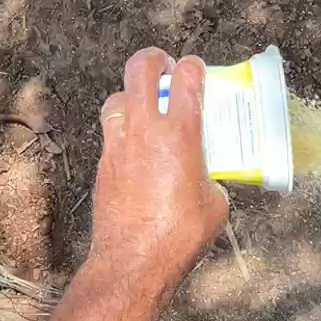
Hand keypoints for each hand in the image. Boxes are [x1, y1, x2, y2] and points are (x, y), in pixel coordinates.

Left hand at [88, 47, 227, 292]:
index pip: (187, 76)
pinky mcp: (104, 163)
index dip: (194, 65)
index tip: (198, 70)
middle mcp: (145, 129)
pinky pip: (111, 130)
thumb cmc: (180, 235)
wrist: (134, 261)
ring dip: (133, 94)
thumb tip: (205, 175)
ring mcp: (119, 144)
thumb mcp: (216, 203)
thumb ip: (211, 176)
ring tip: (147, 108)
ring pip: (118, 96)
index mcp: (181, 133)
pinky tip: (139, 148)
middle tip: (167, 67)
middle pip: (141, 68)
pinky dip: (125, 128)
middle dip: (155, 59)